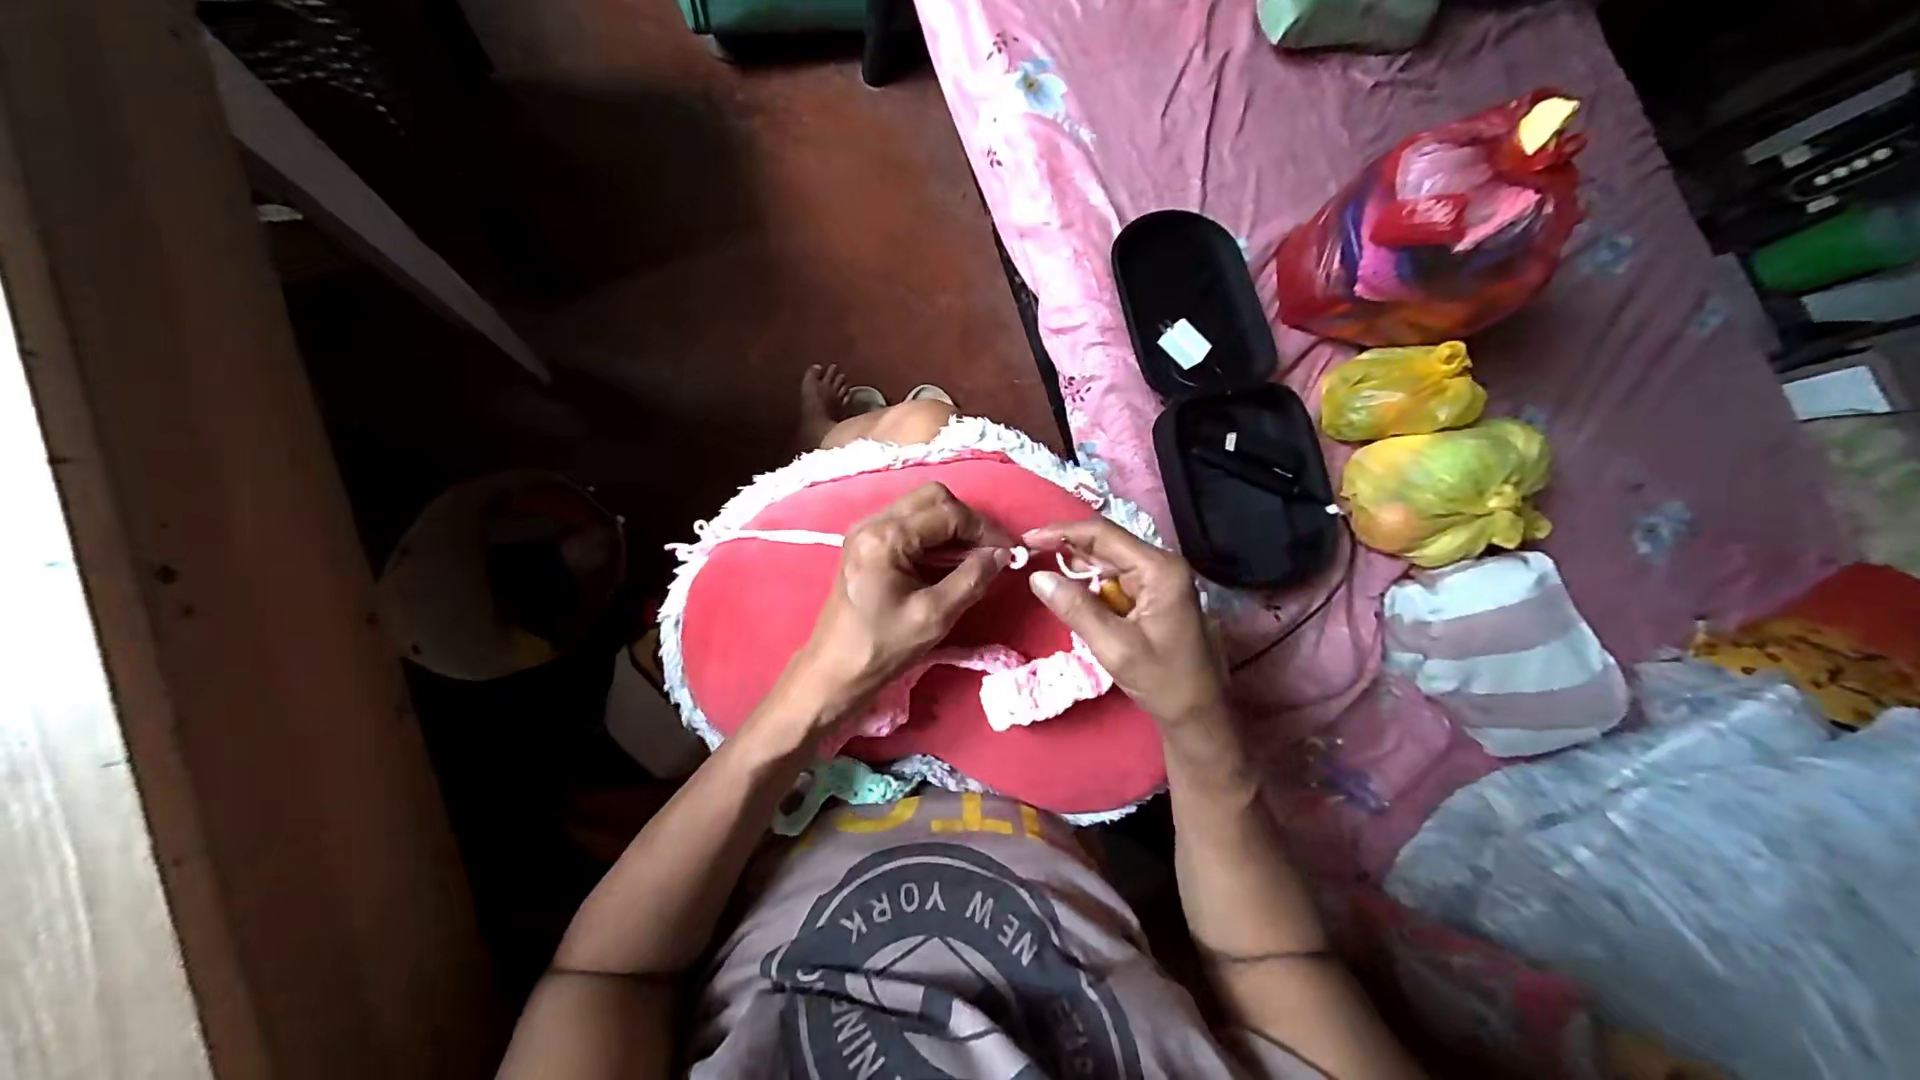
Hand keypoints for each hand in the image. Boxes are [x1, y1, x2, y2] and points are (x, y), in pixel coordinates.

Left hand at [784, 483, 1012, 733]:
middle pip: (933, 498)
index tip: (1010, 552)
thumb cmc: (882, 647)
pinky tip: (949, 561)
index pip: (947, 513)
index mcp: (885, 537)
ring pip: (921, 508)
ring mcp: (865, 531)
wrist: (834, 671)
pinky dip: (934, 536)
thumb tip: (1001, 554)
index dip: (985, 530)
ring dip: (952, 527)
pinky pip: (908, 524)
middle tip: (991, 551)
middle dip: (968, 521)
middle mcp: (871, 523)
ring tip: (975, 557)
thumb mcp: (935, 615)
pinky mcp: (866, 544)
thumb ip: (972, 578)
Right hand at [1022, 519, 1226, 726]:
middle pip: (1105, 544)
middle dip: (1066, 549)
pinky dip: (1090, 586)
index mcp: (1159, 569)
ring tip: (1043, 574)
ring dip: (1077, 569)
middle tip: (1028, 557)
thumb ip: (1076, 608)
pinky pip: (1114, 581)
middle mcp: (1161, 566)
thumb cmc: (1164, 681)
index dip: (1062, 532)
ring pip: (1108, 562)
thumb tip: (1038, 576)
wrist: (1199, 714)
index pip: (1103, 535)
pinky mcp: (1153, 596)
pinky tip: (1071, 595)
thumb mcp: (1115, 647)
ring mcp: (1158, 580)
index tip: (1028, 539)